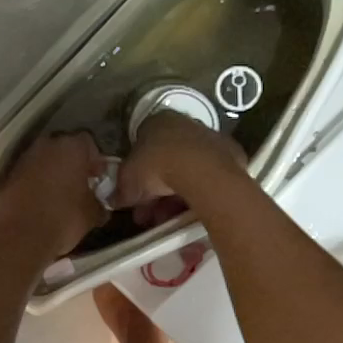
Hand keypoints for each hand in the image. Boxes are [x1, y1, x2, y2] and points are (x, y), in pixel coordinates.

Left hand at [0, 132, 108, 257]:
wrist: (21, 236)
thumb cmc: (64, 218)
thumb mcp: (93, 213)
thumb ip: (99, 202)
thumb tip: (101, 204)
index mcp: (71, 147)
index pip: (88, 142)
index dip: (95, 160)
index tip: (97, 177)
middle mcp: (46, 145)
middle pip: (64, 147)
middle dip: (73, 163)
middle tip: (80, 183)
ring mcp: (24, 158)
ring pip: (45, 159)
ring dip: (53, 171)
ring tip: (61, 193)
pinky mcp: (9, 173)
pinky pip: (29, 172)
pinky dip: (36, 181)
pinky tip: (42, 200)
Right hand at [116, 112, 248, 207]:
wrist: (201, 170)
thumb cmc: (156, 166)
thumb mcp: (127, 181)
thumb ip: (120, 189)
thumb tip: (113, 199)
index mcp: (155, 121)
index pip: (140, 147)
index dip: (135, 174)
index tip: (133, 196)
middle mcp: (182, 123)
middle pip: (164, 160)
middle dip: (154, 192)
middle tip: (147, 215)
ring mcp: (208, 138)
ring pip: (186, 171)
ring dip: (173, 197)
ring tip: (166, 221)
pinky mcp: (229, 154)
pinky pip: (206, 177)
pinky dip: (196, 194)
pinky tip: (188, 213)